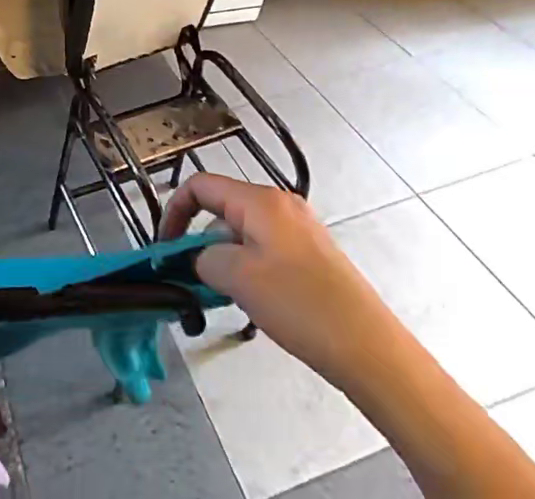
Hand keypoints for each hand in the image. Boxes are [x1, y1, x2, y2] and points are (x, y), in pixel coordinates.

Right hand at [159, 173, 394, 386]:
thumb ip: (203, 257)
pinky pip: (263, 249)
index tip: (165, 246)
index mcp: (261, 201)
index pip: (201, 186)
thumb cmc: (301, 305)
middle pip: (222, 208)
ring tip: (225, 295)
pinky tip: (253, 299)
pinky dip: (246, 267)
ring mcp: (299, 229)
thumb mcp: (237, 278)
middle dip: (200, 239)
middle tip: (192, 277)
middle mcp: (281, 205)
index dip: (174, 211)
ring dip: (223, 258)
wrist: (369, 348)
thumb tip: (196, 257)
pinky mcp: (311, 254)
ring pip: (241, 232)